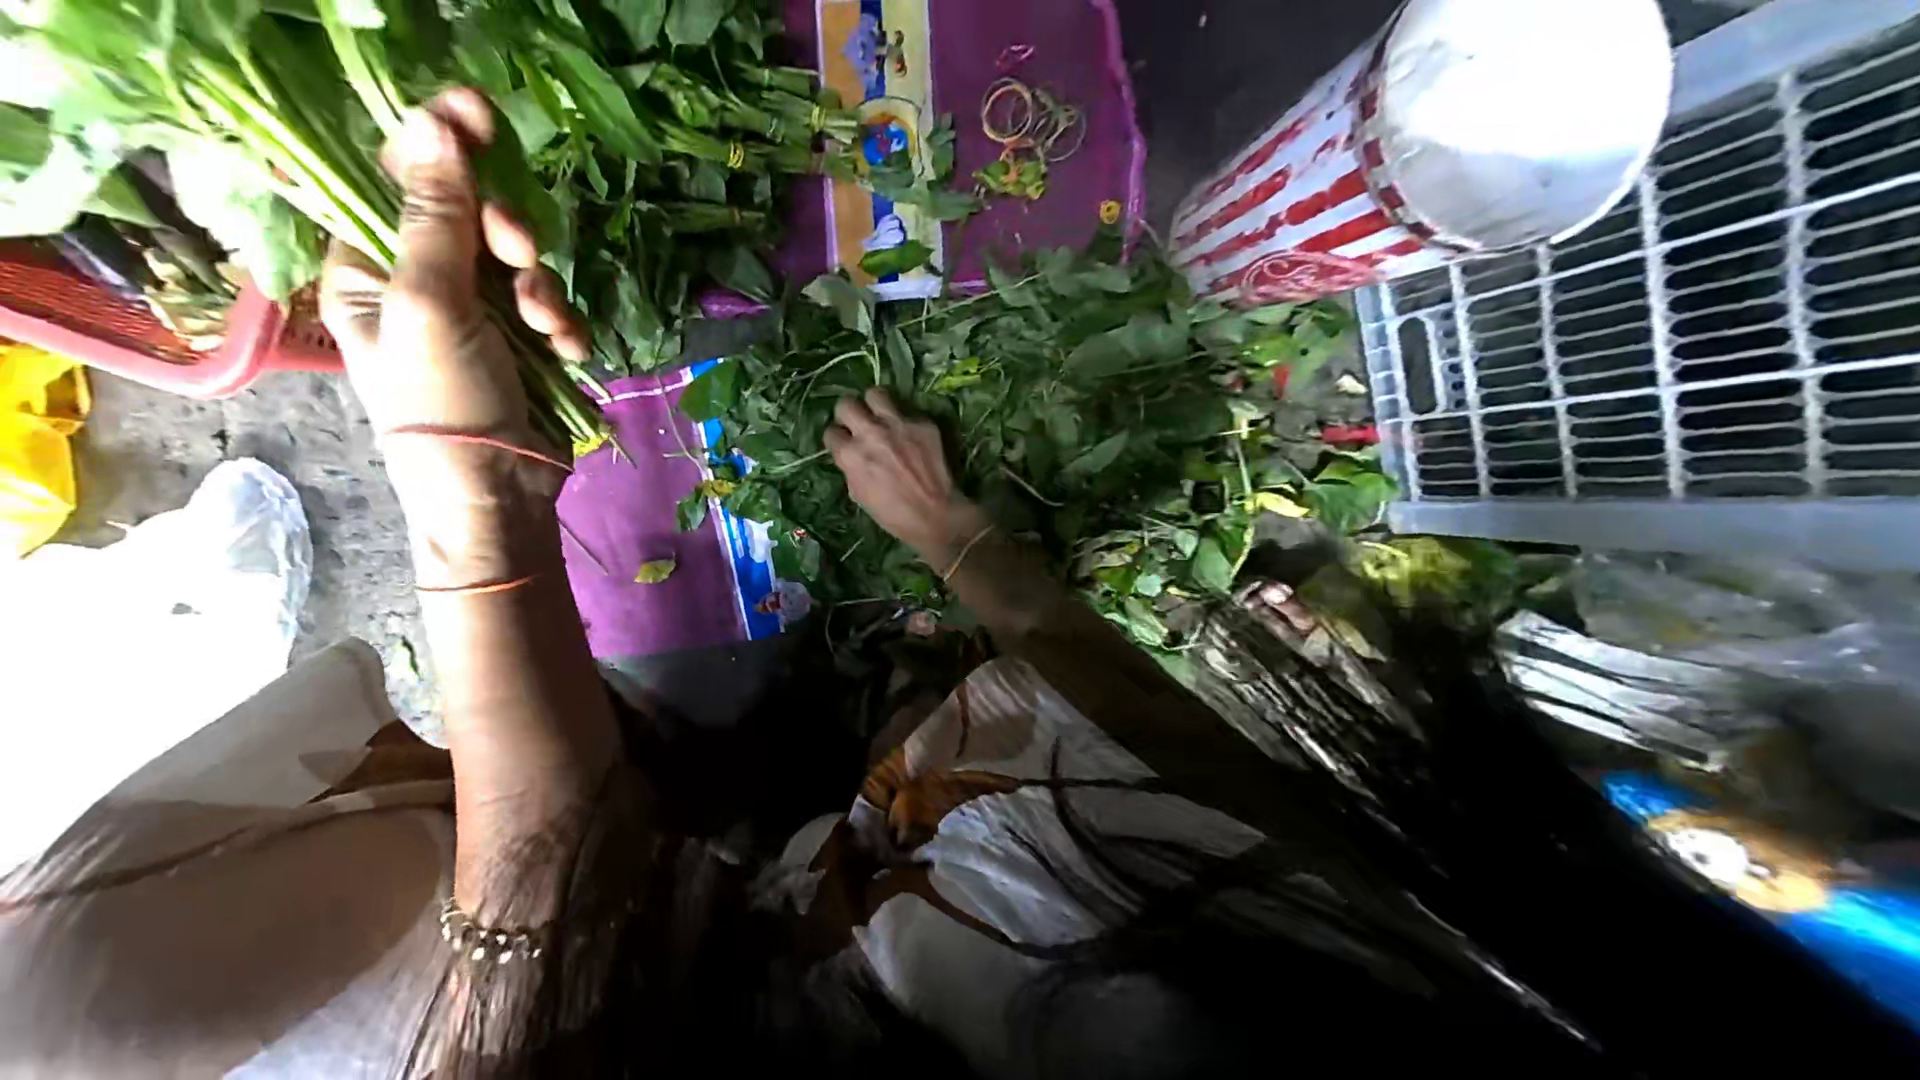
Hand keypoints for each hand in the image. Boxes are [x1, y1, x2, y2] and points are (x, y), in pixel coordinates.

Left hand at [320, 88, 588, 484]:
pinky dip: (565, 325)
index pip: (399, 182)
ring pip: (524, 266)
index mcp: (370, 265)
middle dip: (505, 233)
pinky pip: (555, 309)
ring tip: (546, 326)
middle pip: (472, 218)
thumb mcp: (429, 305)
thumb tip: (435, 124)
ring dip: (543, 290)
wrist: (500, 486)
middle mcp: (425, 283)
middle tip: (520, 249)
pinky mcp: (530, 344)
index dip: (437, 146)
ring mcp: (483, 316)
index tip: (481, 115)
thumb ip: (436, 220)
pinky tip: (568, 351)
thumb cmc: (444, 400)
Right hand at [825, 388, 989, 566]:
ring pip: (875, 394)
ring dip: (874, 405)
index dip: (837, 439)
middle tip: (857, 424)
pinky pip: (907, 412)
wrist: (936, 515)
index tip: (844, 444)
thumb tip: (851, 455)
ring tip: (880, 416)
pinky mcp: (922, 423)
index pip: (831, 432)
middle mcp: (871, 433)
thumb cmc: (893, 515)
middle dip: (848, 414)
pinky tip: (912, 438)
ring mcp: (898, 424)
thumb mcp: (859, 494)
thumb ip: (851, 468)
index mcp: (850, 454)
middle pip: (846, 404)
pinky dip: (905, 423)